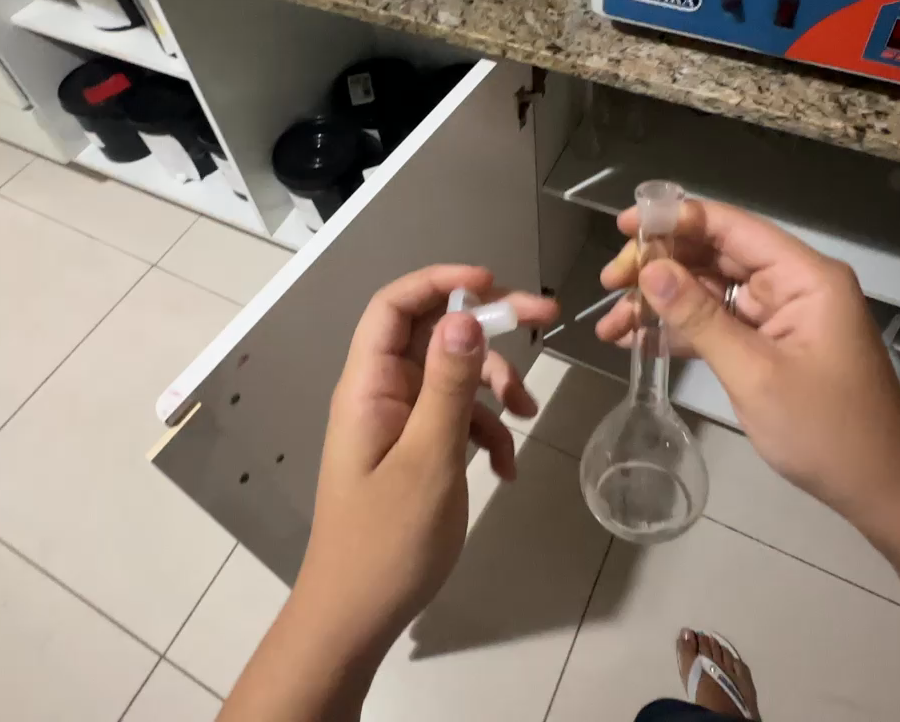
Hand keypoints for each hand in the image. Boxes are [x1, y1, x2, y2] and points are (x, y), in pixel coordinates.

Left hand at [290, 264, 557, 660]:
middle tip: (543, 319)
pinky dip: (486, 432)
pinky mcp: (416, 448)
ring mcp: (400, 421)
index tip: (493, 283)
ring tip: (527, 417)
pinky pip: (457, 418)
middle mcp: (382, 391)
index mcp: (369, 384)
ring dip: (494, 387)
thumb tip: (465, 315)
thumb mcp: (428, 458)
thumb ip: (449, 385)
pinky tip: (506, 468)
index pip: (395, 306)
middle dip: (488, 329)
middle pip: (434, 334)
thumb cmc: (386, 541)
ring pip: (453, 375)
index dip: (440, 282)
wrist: (356, 619)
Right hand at [596, 199, 899, 520]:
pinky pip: (715, 321)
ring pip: (707, 288)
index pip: (731, 227)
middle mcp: (790, 283)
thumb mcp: (755, 373)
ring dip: (659, 303)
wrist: (880, 491)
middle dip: (658, 266)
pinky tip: (636, 340)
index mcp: (803, 276)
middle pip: (713, 253)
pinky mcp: (767, 342)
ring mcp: (778, 313)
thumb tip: (649, 271)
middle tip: (610, 283)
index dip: (675, 220)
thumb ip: (699, 318)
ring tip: (611, 322)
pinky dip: (677, 330)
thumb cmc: (828, 431)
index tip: (626, 229)